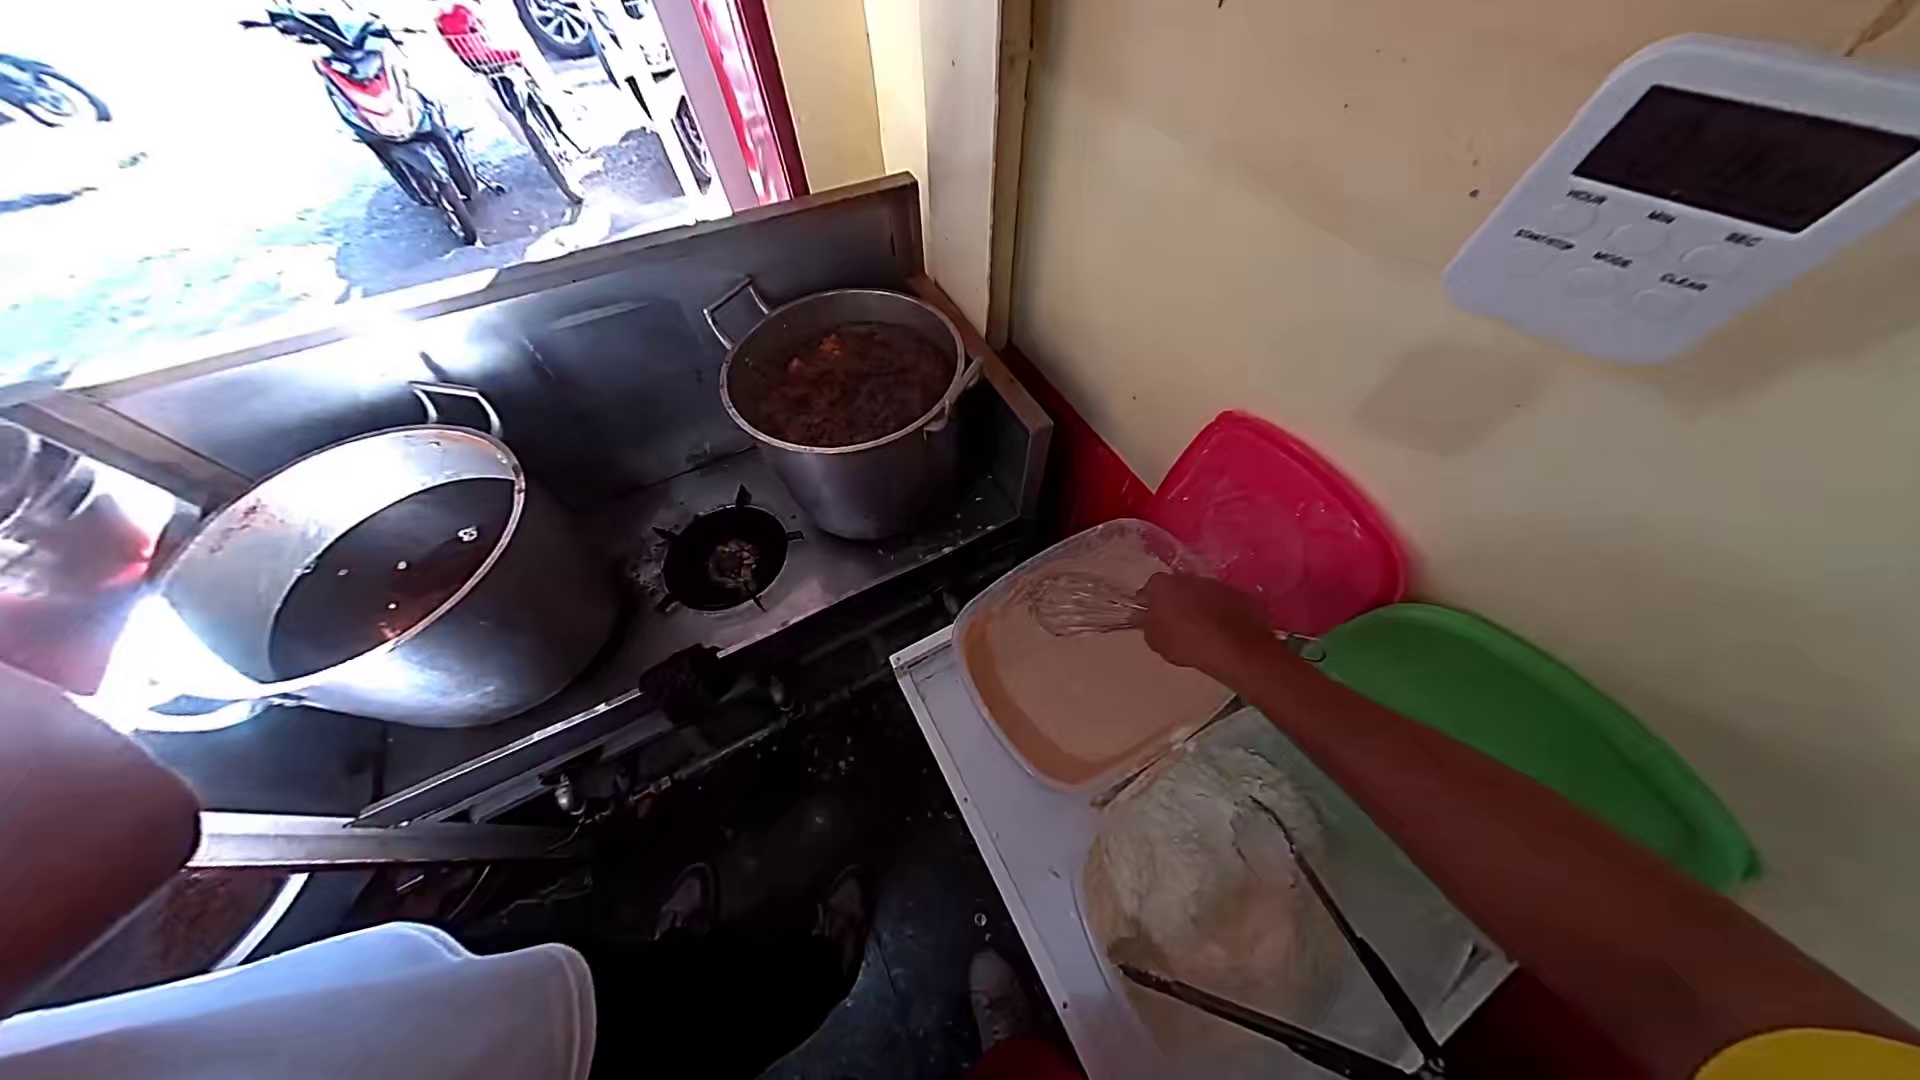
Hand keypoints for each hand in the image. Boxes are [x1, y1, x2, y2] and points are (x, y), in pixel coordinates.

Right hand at [1138, 573, 1276, 678]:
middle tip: (1175, 624)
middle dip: (1175, 602)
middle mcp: (1187, 577)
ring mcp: (1214, 583)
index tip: (1152, 618)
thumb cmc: (1187, 642)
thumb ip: (1148, 625)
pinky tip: (1219, 631)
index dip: (1150, 605)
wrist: (1234, 646)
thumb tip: (1147, 620)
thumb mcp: (1155, 640)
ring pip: (1200, 593)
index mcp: (1161, 584)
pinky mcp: (1237, 594)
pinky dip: (1219, 612)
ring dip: (1198, 606)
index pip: (1149, 590)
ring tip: (1200, 630)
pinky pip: (1221, 602)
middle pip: (1176, 588)